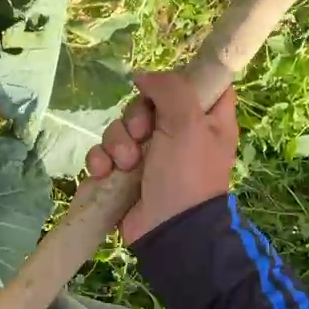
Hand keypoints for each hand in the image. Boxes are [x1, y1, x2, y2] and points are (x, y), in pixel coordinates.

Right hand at [85, 71, 238, 244]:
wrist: (169, 231)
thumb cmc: (187, 175)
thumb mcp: (188, 124)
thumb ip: (170, 89)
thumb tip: (142, 77)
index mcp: (207, 120)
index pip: (201, 85)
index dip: (182, 80)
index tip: (163, 86)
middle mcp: (180, 134)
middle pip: (149, 103)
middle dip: (136, 117)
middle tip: (142, 134)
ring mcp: (150, 155)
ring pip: (122, 127)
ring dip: (117, 142)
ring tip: (126, 164)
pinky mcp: (124, 174)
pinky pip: (105, 152)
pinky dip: (102, 160)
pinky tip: (106, 173)